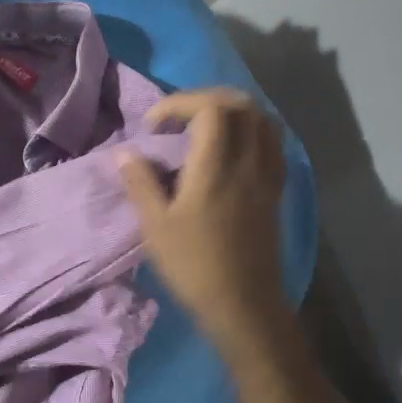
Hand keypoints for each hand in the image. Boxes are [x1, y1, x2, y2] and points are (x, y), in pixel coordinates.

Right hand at [118, 88, 289, 344]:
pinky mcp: (275, 191)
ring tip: (200, 129)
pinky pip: (271, 144)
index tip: (152, 126)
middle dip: (205, 99)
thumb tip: (126, 152)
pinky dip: (249, 133)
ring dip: (231, 113)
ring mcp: (268, 176)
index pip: (210, 109)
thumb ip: (140, 182)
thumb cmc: (192, 264)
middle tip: (176, 118)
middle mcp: (249, 163)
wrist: (243, 303)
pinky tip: (227, 151)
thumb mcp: (155, 225)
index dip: (179, 104)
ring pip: (263, 121)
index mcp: (217, 168)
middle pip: (242, 105)